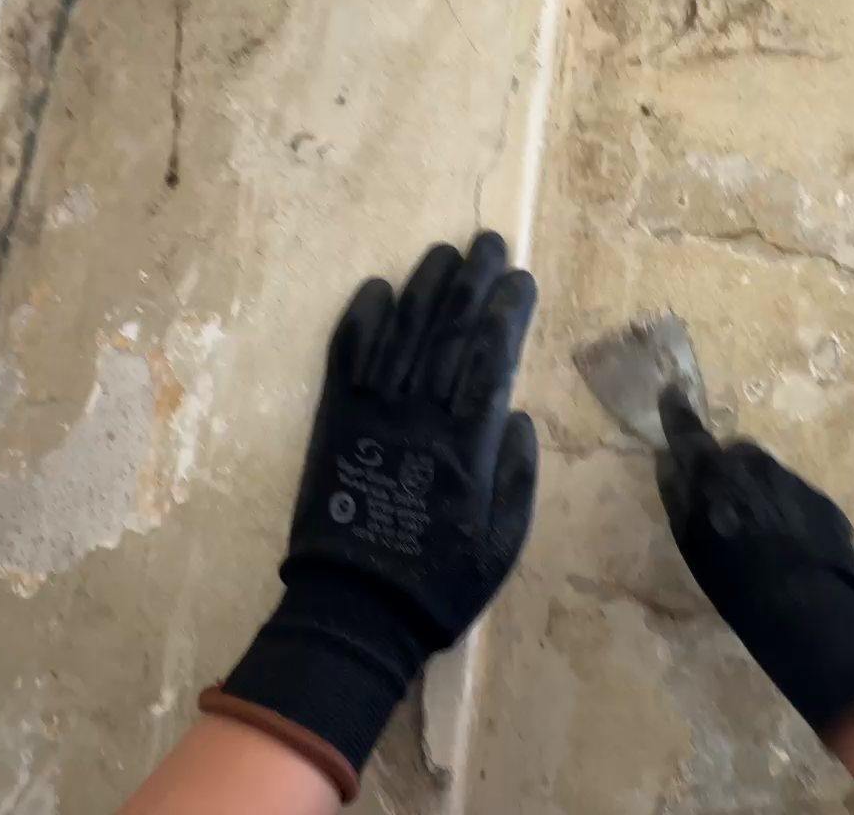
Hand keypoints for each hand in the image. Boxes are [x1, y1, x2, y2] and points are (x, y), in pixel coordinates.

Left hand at [203, 232, 537, 801]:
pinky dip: (359, 322)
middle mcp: (417, 418)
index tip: (521, 278)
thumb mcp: (504, 544)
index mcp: (464, 447)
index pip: (490, 362)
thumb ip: (516, 473)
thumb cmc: (438, 581)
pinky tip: (375, 287)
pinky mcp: (333, 420)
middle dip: (471, 284)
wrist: (354, 610)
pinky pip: (345, 361)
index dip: (507, 315)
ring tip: (442, 251)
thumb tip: (517, 411)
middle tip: (488, 242)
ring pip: (401, 336)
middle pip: (447, 336)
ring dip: (422, 289)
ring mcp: (370, 414)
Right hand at [657, 387, 853, 737]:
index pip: (687, 430)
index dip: (676, 411)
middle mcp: (753, 463)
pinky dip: (786, 512)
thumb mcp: (688, 539)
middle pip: (734, 452)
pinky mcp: (824, 503)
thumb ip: (675, 492)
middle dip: (728, 469)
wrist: (805, 611)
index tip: (671, 392)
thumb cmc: (731, 578)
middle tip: (726, 504)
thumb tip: (667, 458)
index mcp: (713, 471)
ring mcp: (793, 480)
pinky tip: (788, 546)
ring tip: (760, 533)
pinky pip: (795, 497)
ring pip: (766, 474)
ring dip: (758, 491)